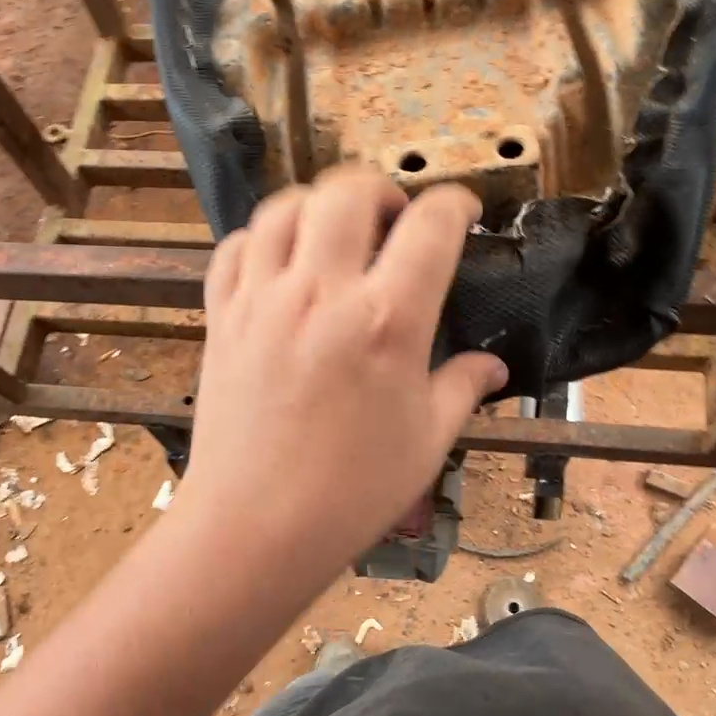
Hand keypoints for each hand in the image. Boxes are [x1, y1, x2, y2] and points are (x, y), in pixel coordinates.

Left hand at [172, 167, 507, 579]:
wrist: (255, 527)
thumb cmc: (351, 493)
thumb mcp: (427, 441)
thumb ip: (462, 388)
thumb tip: (493, 366)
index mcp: (387, 321)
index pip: (431, 226)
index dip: (455, 204)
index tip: (463, 212)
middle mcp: (322, 293)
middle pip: (349, 191)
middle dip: (382, 189)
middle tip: (395, 219)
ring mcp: (263, 300)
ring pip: (286, 207)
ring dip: (319, 204)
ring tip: (337, 232)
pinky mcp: (222, 317)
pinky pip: (236, 247)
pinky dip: (263, 238)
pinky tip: (281, 261)